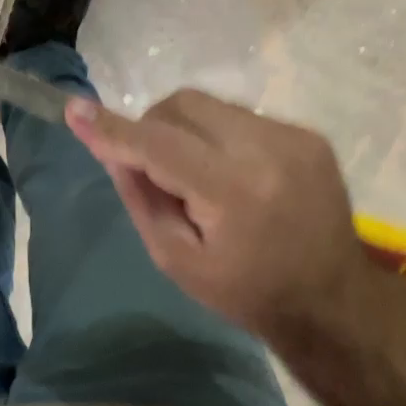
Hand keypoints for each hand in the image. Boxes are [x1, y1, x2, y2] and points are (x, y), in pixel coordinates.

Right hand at [66, 90, 360, 332]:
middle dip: (152, 127)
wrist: (332, 300)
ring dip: (185, 130)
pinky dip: (217, 136)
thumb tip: (110, 147)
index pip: (157, 143)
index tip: (74, 110)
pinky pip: (238, 116)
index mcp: (233, 191)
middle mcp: (267, 150)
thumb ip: (139, 197)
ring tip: (196, 175)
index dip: (112, 128)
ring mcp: (293, 137)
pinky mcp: (307, 135)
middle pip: (182, 106)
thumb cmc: (244, 291)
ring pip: (209, 105)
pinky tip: (229, 174)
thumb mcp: (174, 258)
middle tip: (151, 167)